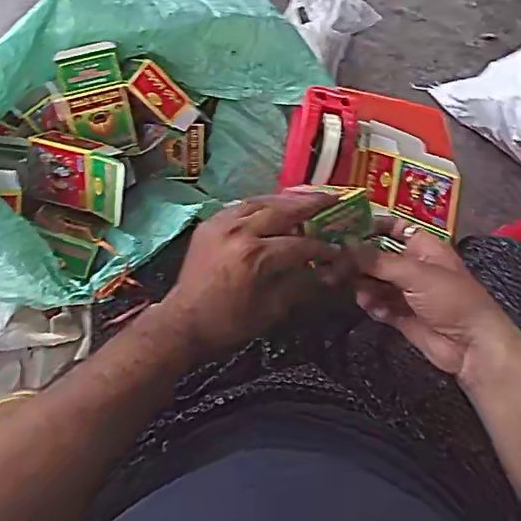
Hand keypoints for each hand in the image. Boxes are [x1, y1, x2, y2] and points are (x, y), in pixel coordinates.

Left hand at [153, 190, 346, 358]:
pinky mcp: (209, 224)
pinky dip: (261, 204)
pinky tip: (274, 206)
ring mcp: (221, 223)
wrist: (184, 323)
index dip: (322, 248)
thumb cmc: (229, 323)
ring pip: (261, 202)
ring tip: (308, 197)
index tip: (337, 250)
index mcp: (255, 255)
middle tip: (334, 198)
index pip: (300, 244)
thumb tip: (323, 269)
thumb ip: (298, 283)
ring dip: (287, 200)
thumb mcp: (271, 309)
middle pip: (282, 210)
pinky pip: (241, 206)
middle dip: (311, 204)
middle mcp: (239, 231)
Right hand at [351, 221, 520, 385]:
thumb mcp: (415, 273)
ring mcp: (406, 291)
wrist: (471, 348)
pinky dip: (371, 304)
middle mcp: (412, 266)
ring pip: (372, 281)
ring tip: (350, 289)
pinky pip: (376, 303)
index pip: (392, 227)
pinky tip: (372, 308)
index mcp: (423, 247)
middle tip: (329, 264)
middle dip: (355, 260)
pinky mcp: (400, 314)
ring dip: (360, 284)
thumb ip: (377, 260)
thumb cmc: (451, 299)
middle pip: (376, 256)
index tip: (341, 230)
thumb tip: (344, 246)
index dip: (369, 227)